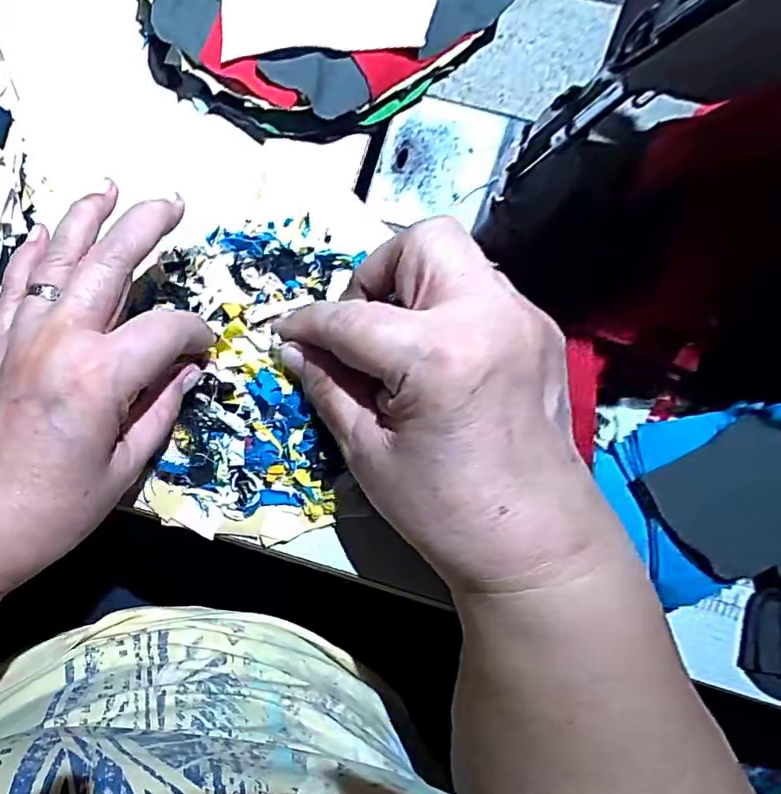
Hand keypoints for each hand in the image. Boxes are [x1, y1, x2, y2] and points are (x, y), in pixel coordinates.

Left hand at [0, 186, 214, 608]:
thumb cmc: (52, 511)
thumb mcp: (122, 470)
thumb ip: (159, 411)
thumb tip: (186, 370)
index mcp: (100, 375)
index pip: (166, 327)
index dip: (195, 333)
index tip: (202, 350)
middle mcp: (58, 342)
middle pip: (109, 263)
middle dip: (145, 227)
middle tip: (171, 204)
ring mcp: (19, 343)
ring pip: (54, 265)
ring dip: (81, 222)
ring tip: (105, 189)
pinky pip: (11, 294)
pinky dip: (26, 260)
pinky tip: (38, 236)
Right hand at [275, 217, 623, 595]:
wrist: (531, 531)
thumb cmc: (435, 501)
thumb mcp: (362, 446)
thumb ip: (327, 386)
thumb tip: (293, 350)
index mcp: (440, 353)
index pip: (350, 314)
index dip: (304, 323)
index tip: (280, 336)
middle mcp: (491, 316)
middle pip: (422, 242)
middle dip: (369, 276)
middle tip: (347, 329)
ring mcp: (522, 319)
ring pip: (451, 261)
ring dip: (401, 291)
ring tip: (376, 349)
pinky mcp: (532, 332)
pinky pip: (471, 292)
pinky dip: (429, 310)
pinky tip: (411, 361)